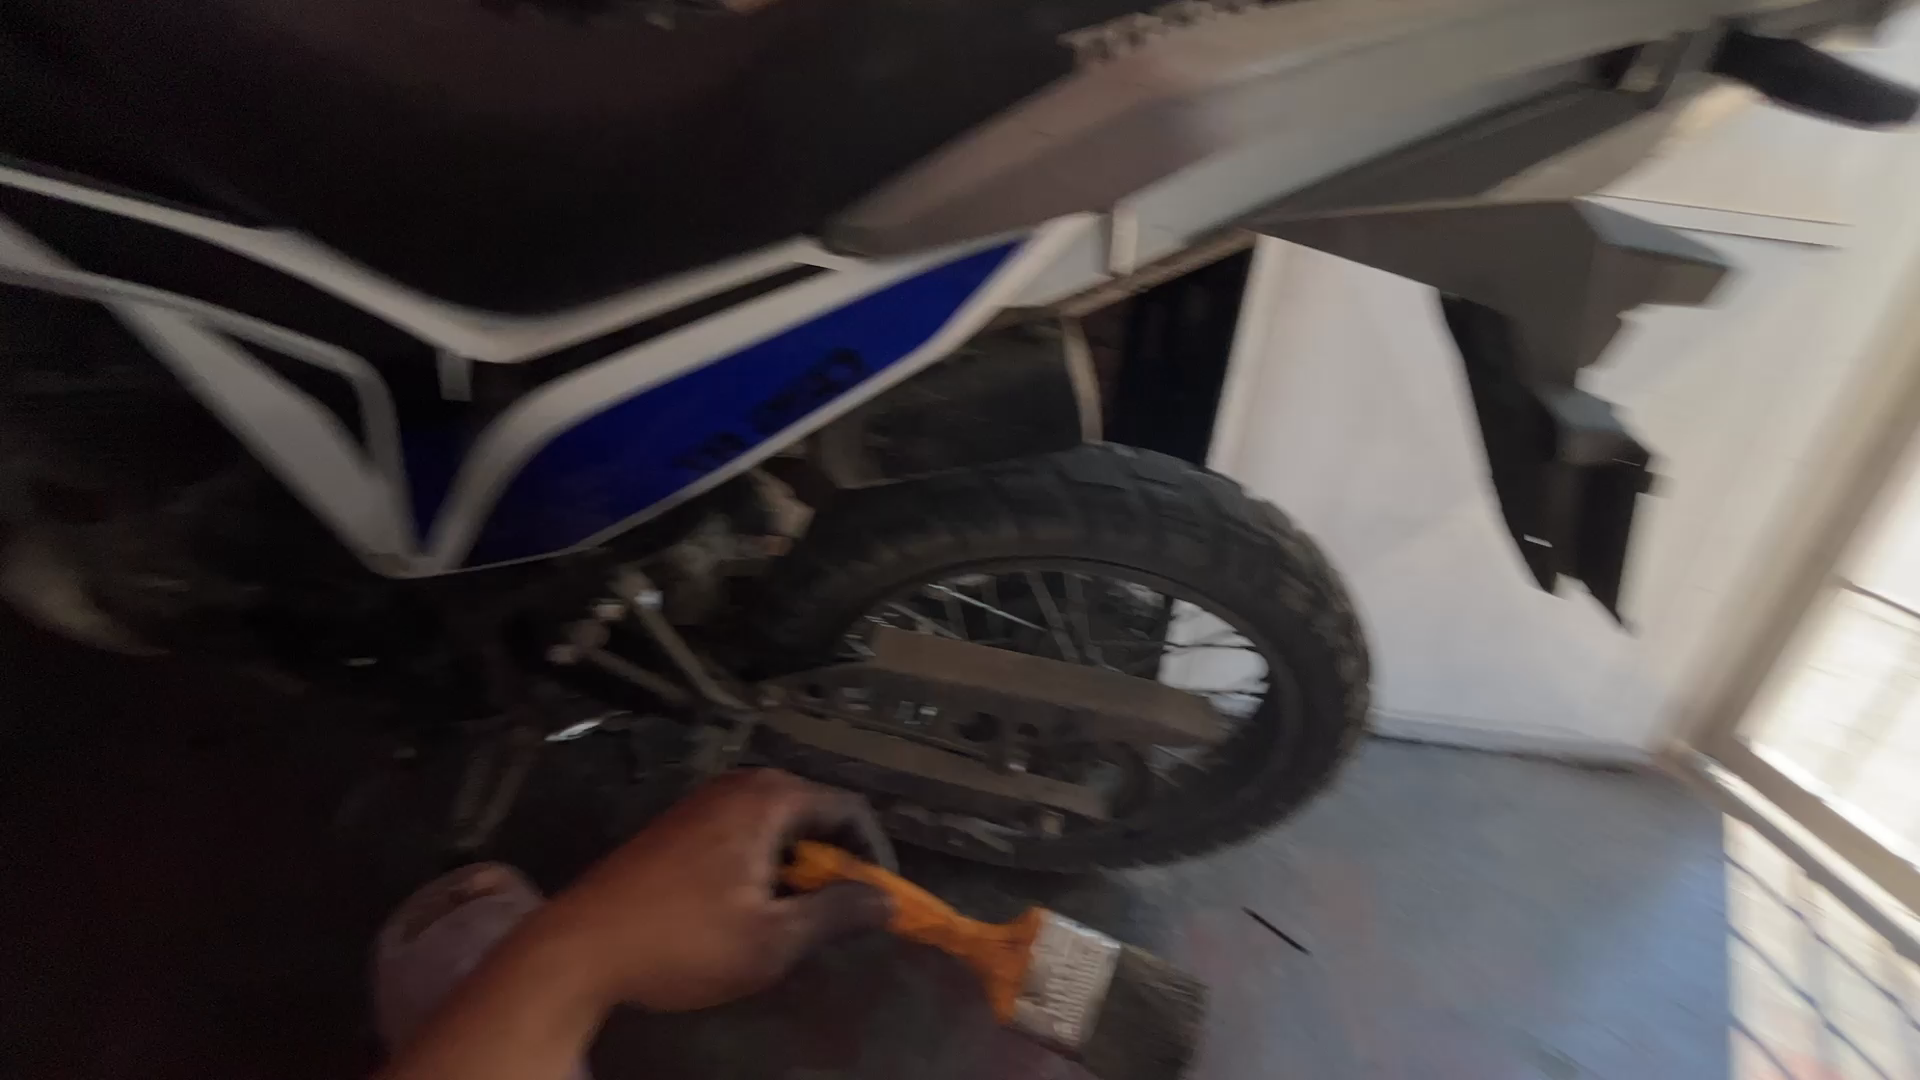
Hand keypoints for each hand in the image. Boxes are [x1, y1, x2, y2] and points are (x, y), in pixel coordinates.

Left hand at [527, 769, 895, 1011]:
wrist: (577, 947)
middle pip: (816, 810)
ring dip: (800, 861)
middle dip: (835, 859)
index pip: (850, 809)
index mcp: (772, 798)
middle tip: (835, 910)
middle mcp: (744, 783)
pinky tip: (747, 900)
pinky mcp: (685, 818)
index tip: (877, 900)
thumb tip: (888, 902)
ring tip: (792, 911)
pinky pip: (748, 825)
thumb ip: (838, 913)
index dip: (874, 854)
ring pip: (781, 820)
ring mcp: (709, 797)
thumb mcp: (772, 939)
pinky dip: (767, 857)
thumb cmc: (683, 941)